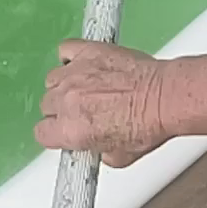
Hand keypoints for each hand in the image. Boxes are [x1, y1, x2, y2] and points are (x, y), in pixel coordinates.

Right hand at [35, 39, 169, 166]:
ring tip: (89, 86)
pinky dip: (71, 55)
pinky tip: (85, 63)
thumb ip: (96, 150)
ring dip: (67, 83)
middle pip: (48, 104)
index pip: (42, 132)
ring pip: (54, 78)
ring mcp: (75, 73)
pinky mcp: (88, 51)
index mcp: (70, 130)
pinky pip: (65, 49)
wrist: (164, 97)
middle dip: (64, 108)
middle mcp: (67, 101)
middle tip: (84, 108)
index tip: (66, 129)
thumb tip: (95, 144)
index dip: (56, 132)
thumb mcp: (119, 157)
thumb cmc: (149, 123)